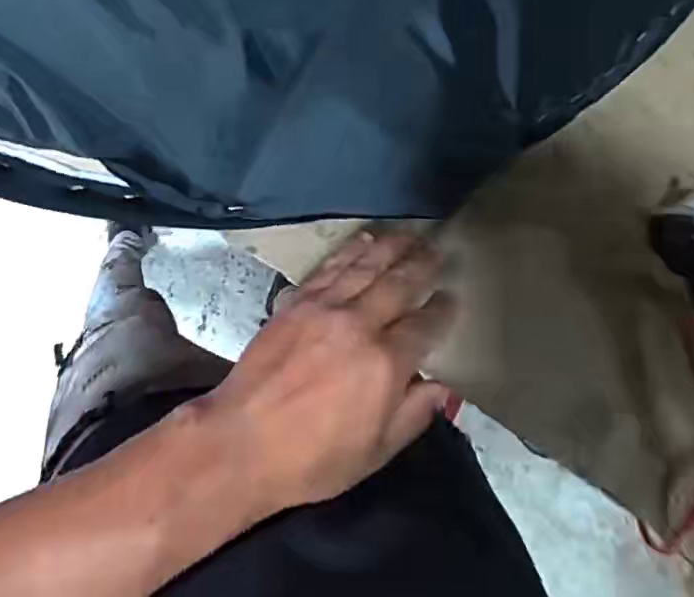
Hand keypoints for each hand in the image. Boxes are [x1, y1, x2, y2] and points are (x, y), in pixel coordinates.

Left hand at [190, 228, 457, 514]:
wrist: (241, 441)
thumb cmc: (312, 458)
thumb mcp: (374, 452)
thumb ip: (413, 415)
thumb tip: (443, 387)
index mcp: (385, 364)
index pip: (424, 325)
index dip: (442, 310)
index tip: (452, 297)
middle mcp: (360, 325)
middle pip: (400, 284)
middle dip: (424, 265)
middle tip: (440, 250)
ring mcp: (326, 308)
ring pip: (367, 266)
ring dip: (393, 247)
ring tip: (411, 235)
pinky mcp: (298, 302)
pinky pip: (332, 267)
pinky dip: (351, 250)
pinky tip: (365, 239)